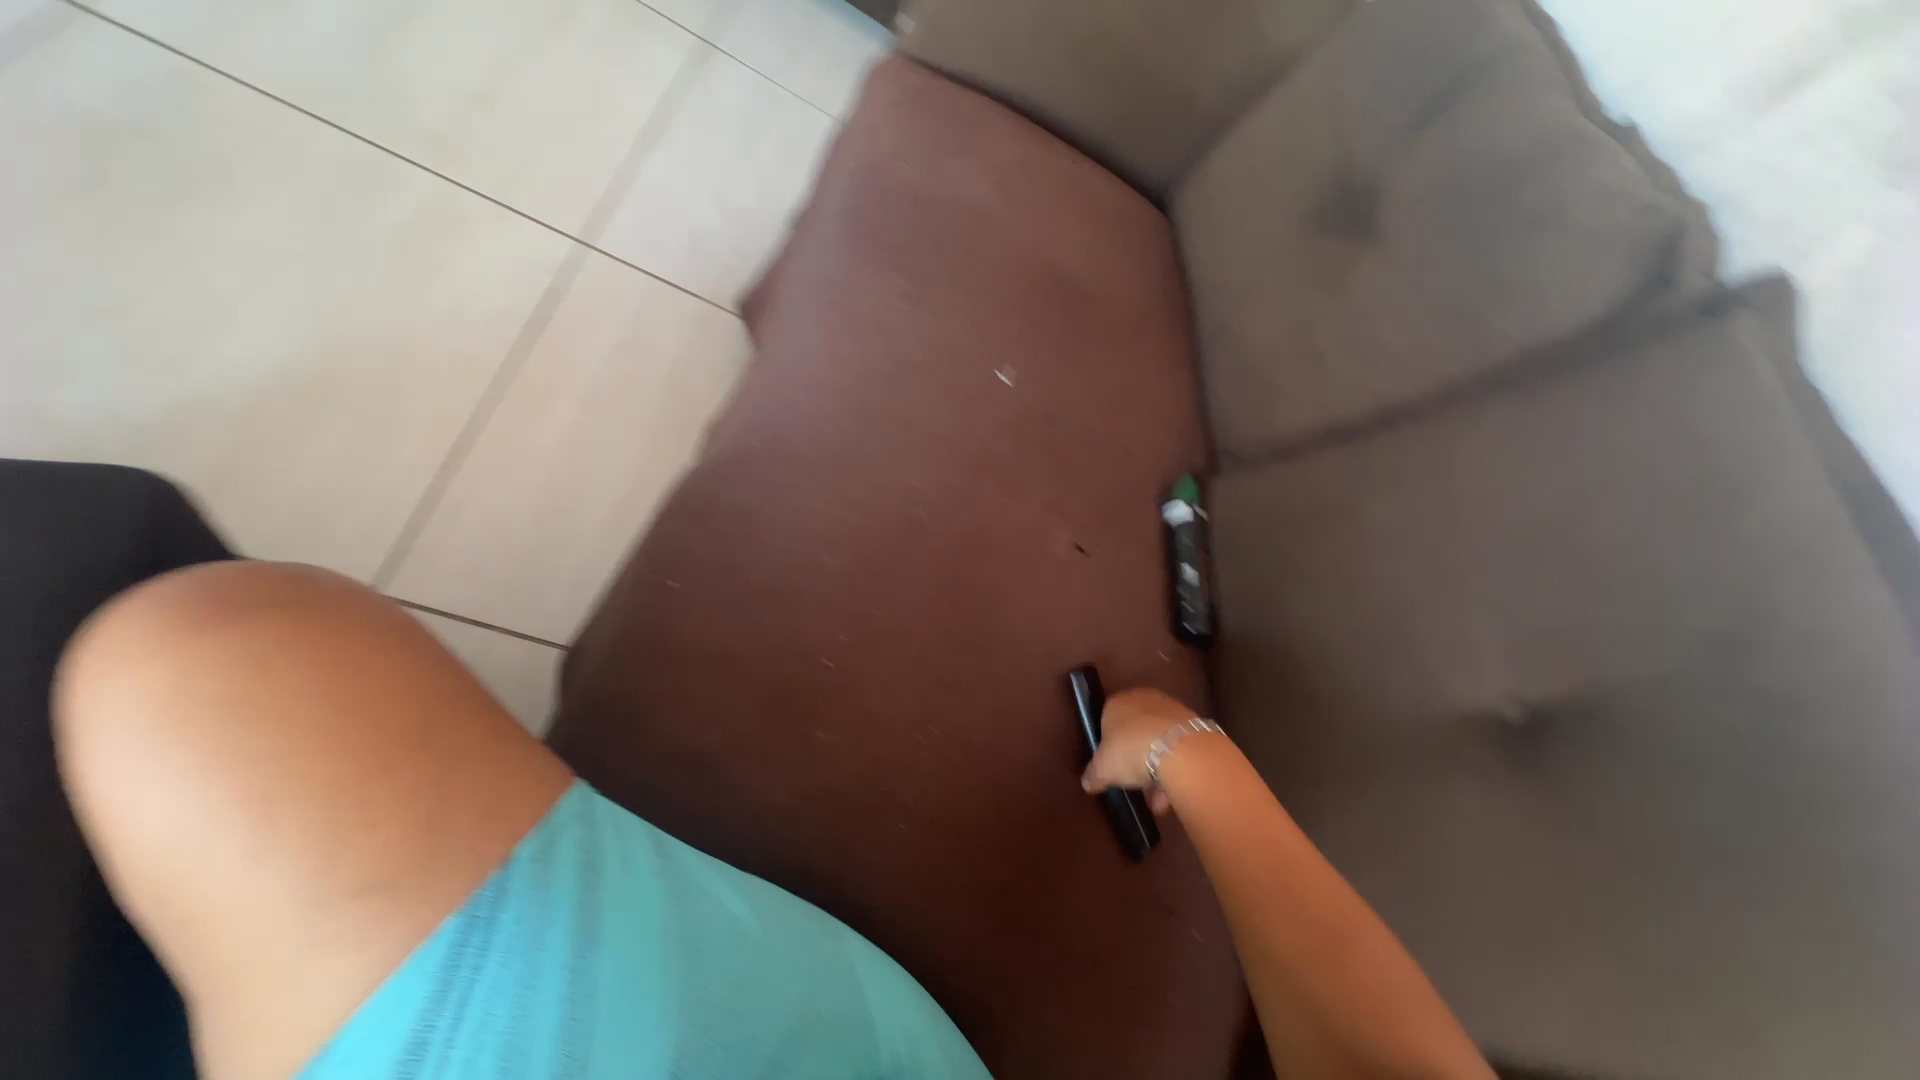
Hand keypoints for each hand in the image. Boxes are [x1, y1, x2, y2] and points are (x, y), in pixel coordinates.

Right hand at [1081, 687, 1201, 814]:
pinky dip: (1175, 767)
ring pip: (1158, 742)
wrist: (1178, 748)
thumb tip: (1088, 783)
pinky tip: (1173, 792)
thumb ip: (1093, 775)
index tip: (1113, 768)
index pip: (1107, 720)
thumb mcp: (1102, 769)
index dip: (1109, 747)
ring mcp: (1170, 708)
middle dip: (1136, 761)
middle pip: (1135, 733)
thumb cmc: (1129, 751)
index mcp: (1116, 702)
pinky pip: (1177, 747)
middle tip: (1137, 785)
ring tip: (1159, 801)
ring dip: (1157, 770)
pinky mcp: (1193, 722)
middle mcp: (1142, 699)